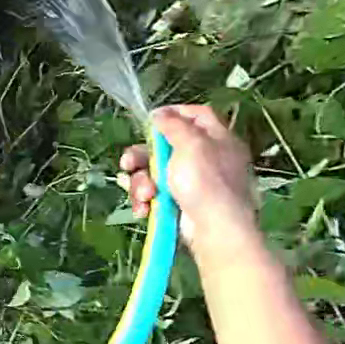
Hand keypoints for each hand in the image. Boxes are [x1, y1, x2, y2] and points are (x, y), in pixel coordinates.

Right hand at [121, 105, 259, 256]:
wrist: (215, 230)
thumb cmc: (206, 181)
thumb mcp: (190, 144)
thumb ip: (173, 125)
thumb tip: (159, 114)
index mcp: (216, 139)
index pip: (197, 115)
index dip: (173, 113)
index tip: (151, 119)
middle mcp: (205, 158)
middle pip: (165, 146)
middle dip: (142, 156)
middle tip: (128, 164)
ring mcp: (192, 183)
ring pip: (154, 172)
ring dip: (141, 183)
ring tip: (143, 195)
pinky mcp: (179, 204)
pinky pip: (155, 194)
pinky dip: (145, 200)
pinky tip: (143, 208)